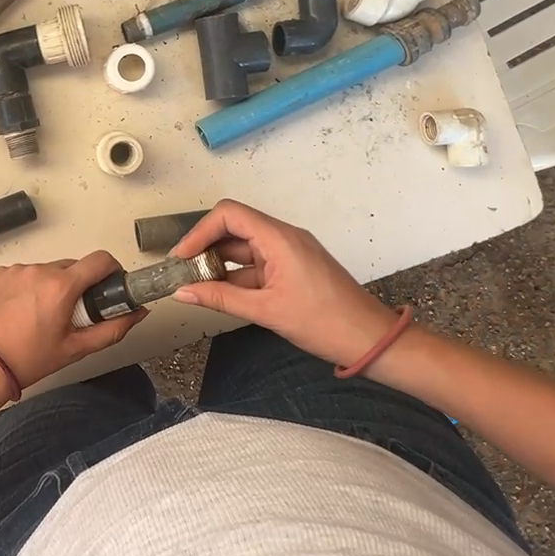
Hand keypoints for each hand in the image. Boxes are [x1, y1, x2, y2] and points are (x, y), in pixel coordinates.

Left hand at [0, 252, 144, 405]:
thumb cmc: (24, 360)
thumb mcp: (74, 349)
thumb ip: (112, 329)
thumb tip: (136, 313)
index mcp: (61, 286)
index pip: (100, 260)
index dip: (112, 271)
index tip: (112, 286)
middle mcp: (37, 270)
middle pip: (72, 267)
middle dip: (79, 286)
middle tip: (73, 315)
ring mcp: (14, 270)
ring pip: (45, 272)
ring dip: (51, 288)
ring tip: (40, 320)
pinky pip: (21, 276)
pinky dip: (27, 289)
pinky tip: (19, 315)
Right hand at [170, 199, 396, 366]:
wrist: (372, 341)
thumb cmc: (325, 323)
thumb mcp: (265, 311)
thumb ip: (220, 298)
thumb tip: (183, 292)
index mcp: (279, 238)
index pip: (228, 214)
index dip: (199, 232)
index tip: (182, 257)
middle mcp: (283, 237)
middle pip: (233, 227)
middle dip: (205, 246)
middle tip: (184, 271)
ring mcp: (289, 251)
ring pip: (243, 246)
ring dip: (218, 262)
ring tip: (196, 285)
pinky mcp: (293, 266)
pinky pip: (256, 262)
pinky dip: (236, 275)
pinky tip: (220, 293)